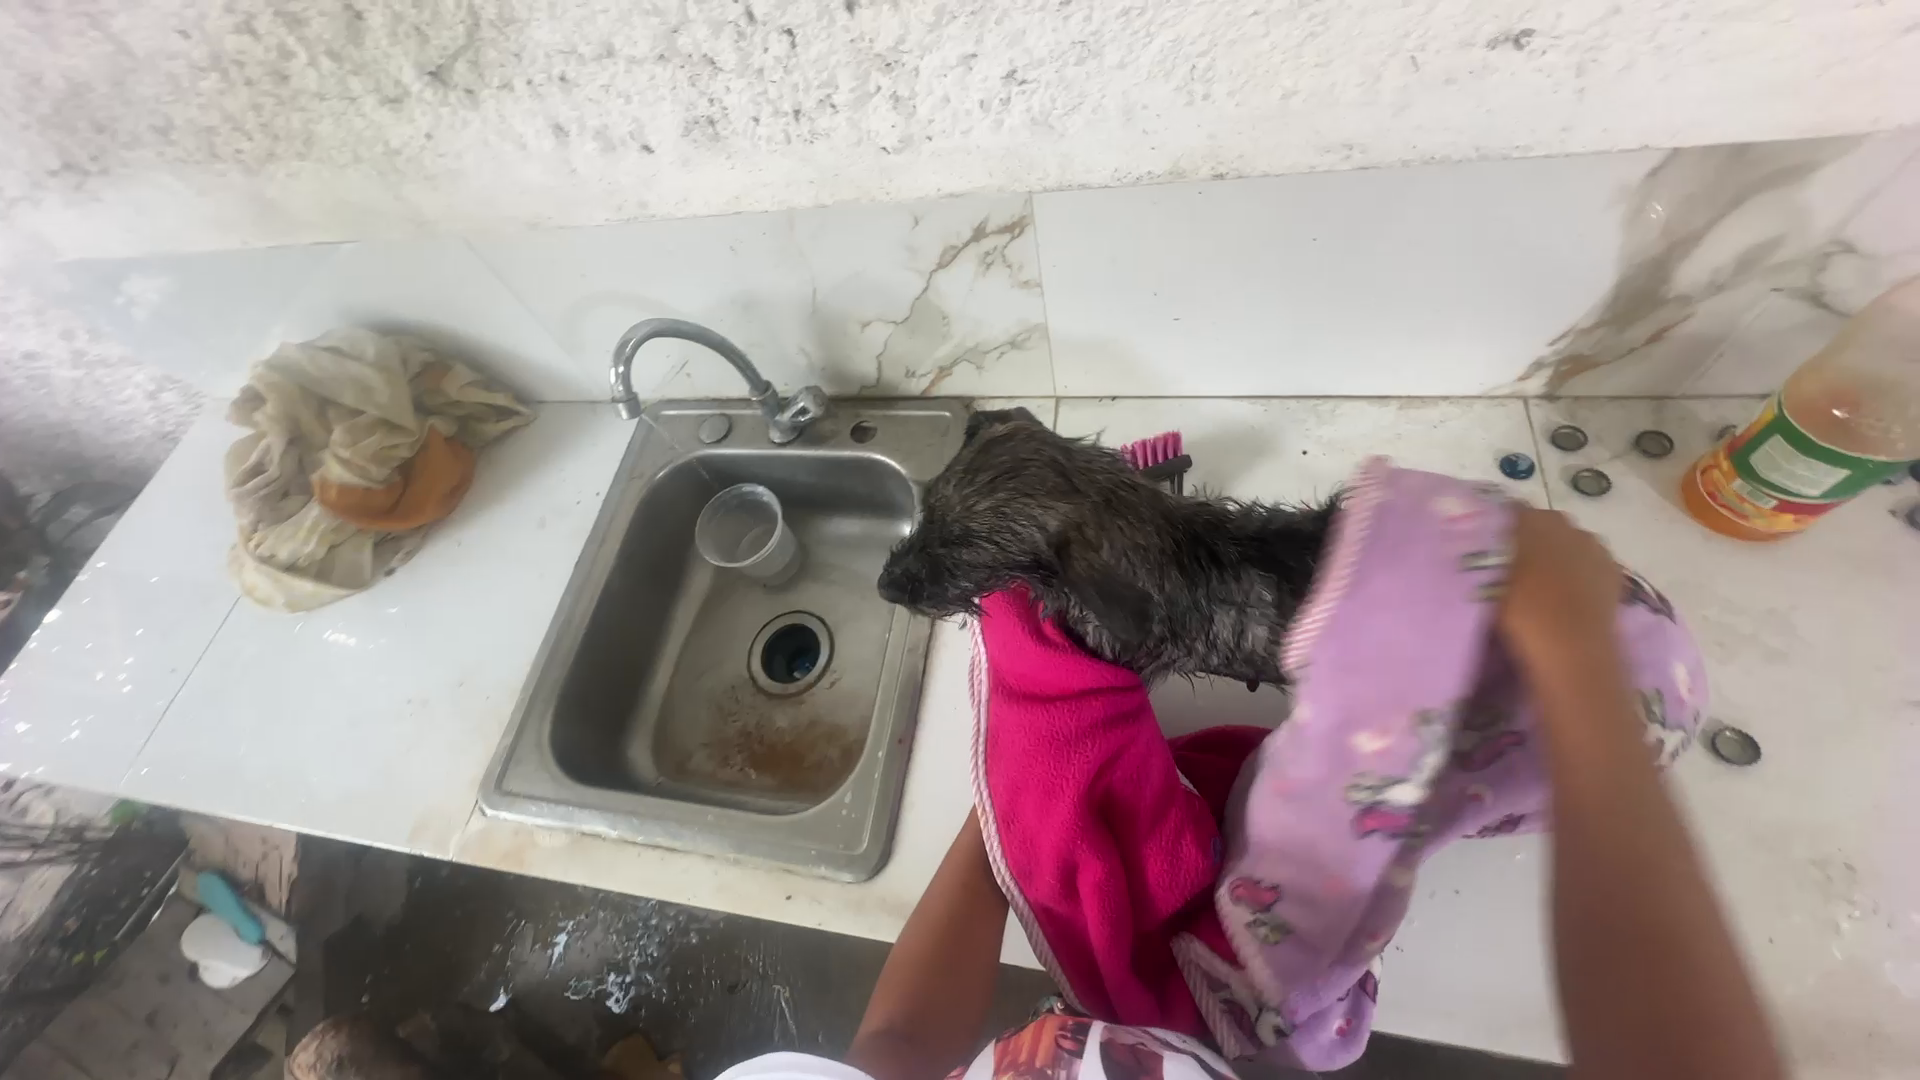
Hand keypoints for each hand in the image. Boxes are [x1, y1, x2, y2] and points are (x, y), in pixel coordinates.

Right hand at [1498, 507, 1623, 681]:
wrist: (1571, 647)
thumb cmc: (1520, 609)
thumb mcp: (1484, 577)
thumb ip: (1482, 552)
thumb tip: (1474, 537)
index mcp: (1536, 521)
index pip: (1510, 510)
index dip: (1494, 524)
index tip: (1481, 541)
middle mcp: (1570, 527)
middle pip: (1542, 524)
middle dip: (1526, 537)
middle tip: (1505, 562)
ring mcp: (1597, 550)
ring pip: (1567, 542)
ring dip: (1553, 553)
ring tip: (1535, 579)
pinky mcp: (1614, 572)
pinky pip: (1588, 561)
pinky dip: (1575, 569)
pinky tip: (1561, 590)